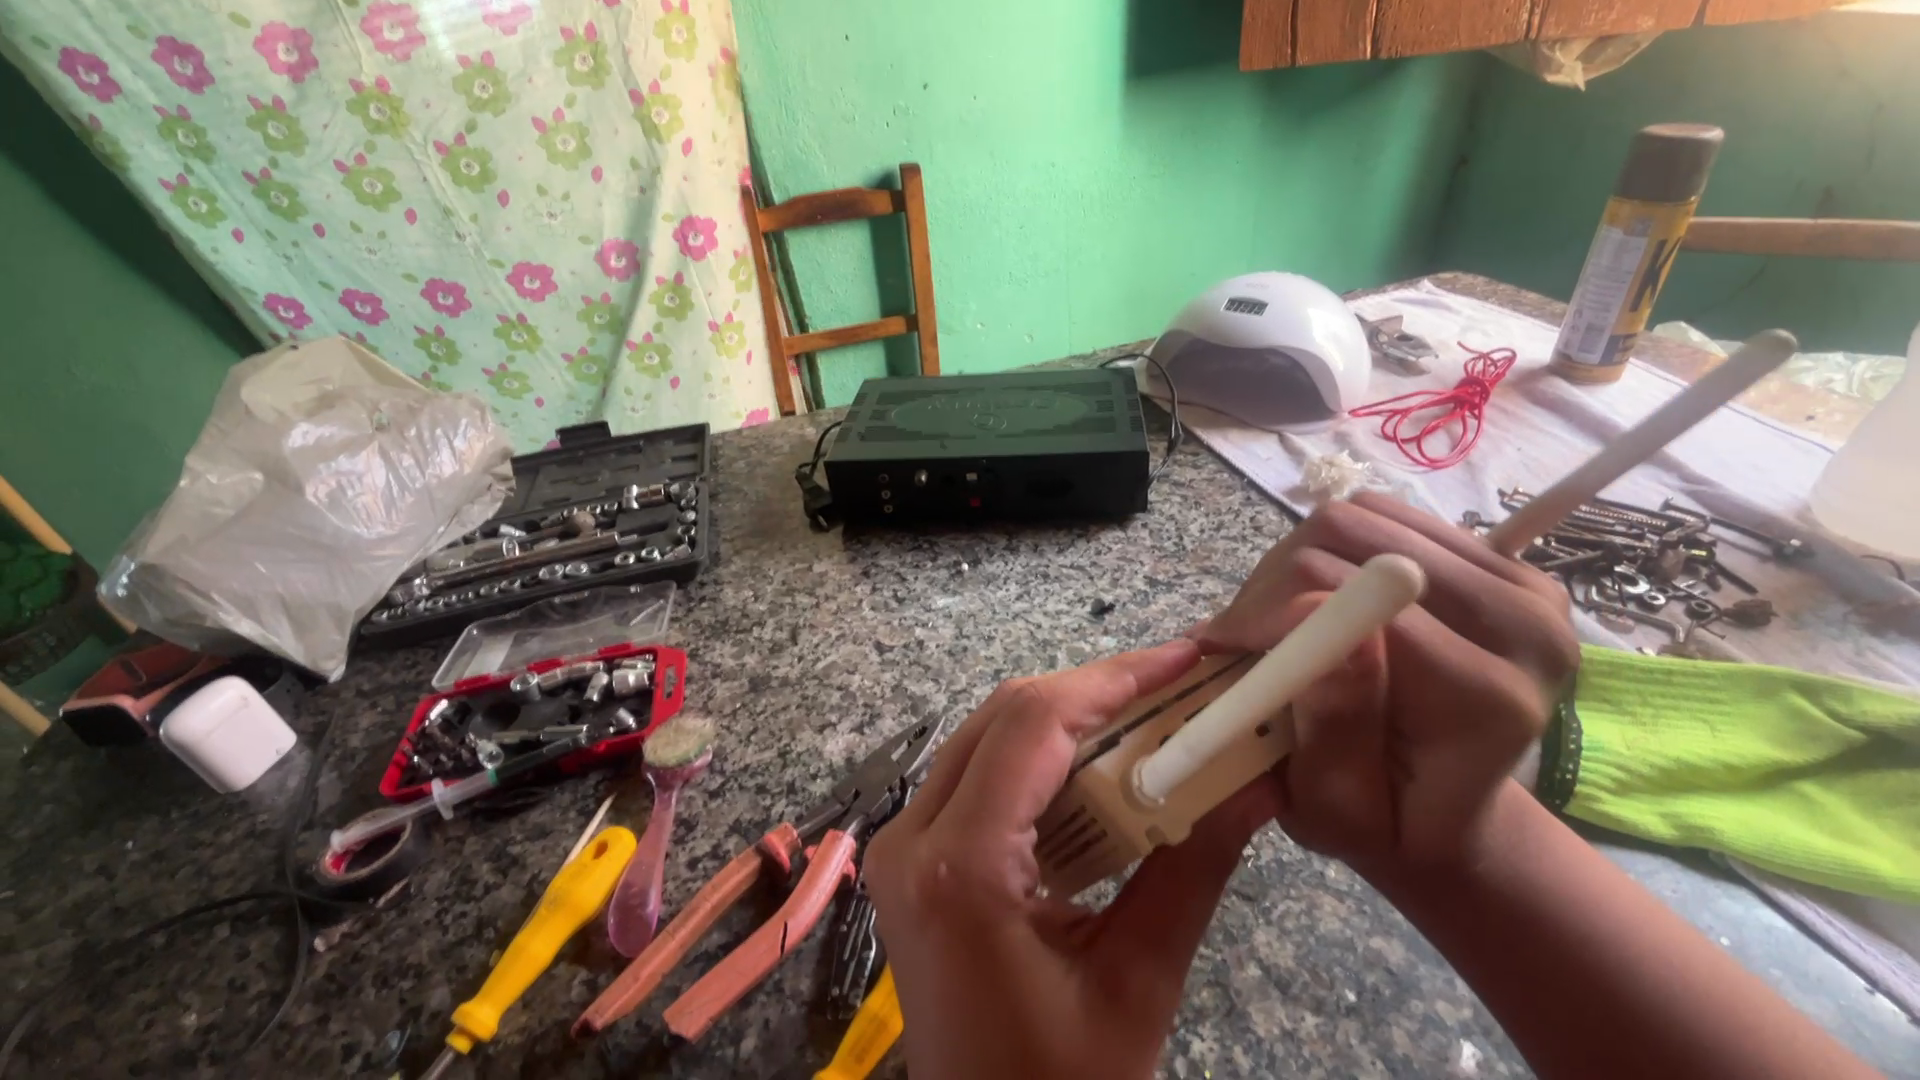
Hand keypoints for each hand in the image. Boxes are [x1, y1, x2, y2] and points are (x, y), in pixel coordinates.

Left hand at [863, 641, 1275, 1079]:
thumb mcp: (1137, 981)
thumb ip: (1193, 869)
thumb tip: (1257, 784)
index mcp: (960, 868)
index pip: (1033, 726)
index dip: (1112, 679)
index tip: (1182, 660)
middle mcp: (913, 838)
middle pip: (1005, 717)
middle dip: (1094, 691)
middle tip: (1174, 687)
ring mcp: (902, 845)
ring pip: (986, 736)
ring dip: (1067, 717)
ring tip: (1146, 715)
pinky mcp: (913, 857)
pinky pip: (976, 772)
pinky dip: (1039, 754)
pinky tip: (1095, 762)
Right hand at [1194, 493, 1579, 871]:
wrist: (1450, 811)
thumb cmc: (1384, 825)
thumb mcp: (1335, 812)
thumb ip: (1329, 724)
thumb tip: (1310, 614)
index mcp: (1485, 695)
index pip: (1348, 596)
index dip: (1265, 611)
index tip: (1223, 648)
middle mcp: (1524, 623)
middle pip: (1353, 536)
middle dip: (1274, 581)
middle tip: (1247, 636)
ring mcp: (1522, 584)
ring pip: (1364, 515)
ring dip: (1297, 561)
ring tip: (1281, 621)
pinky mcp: (1505, 563)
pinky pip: (1388, 516)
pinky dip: (1333, 548)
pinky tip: (1323, 599)